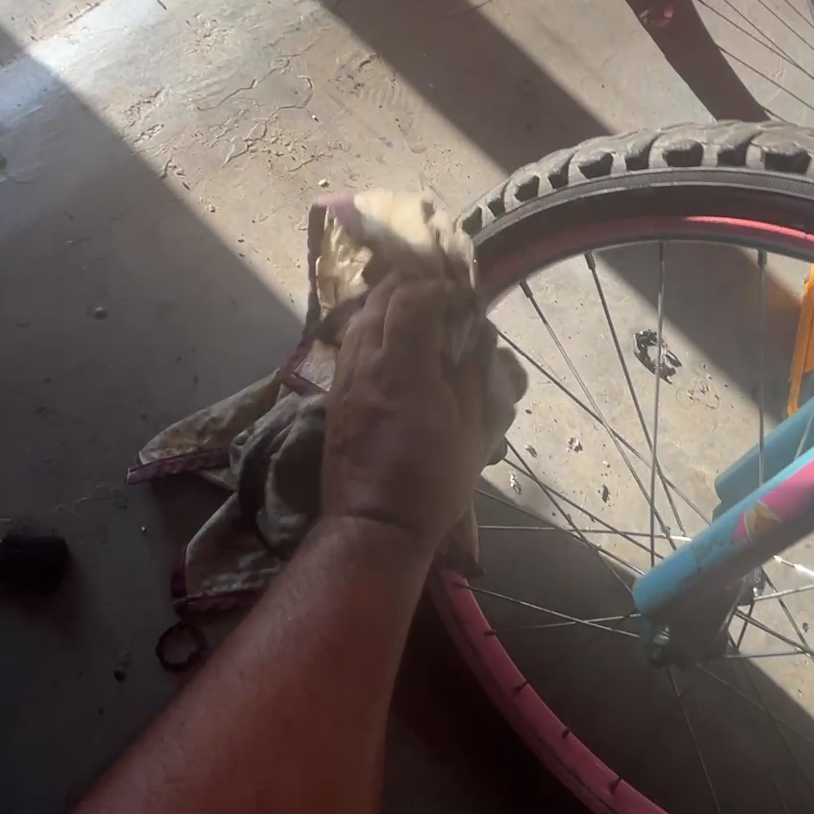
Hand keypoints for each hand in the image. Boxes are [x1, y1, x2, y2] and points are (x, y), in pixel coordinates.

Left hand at [321, 277, 489, 548]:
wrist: (375, 525)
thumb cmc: (432, 482)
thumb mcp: (472, 430)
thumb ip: (475, 374)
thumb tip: (480, 335)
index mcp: (403, 367)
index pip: (412, 299)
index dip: (438, 288)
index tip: (459, 297)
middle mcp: (366, 363)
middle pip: (379, 299)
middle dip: (410, 287)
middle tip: (437, 297)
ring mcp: (344, 379)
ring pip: (358, 319)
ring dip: (385, 306)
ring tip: (412, 315)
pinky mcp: (333, 397)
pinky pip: (349, 345)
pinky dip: (369, 330)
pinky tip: (388, 347)